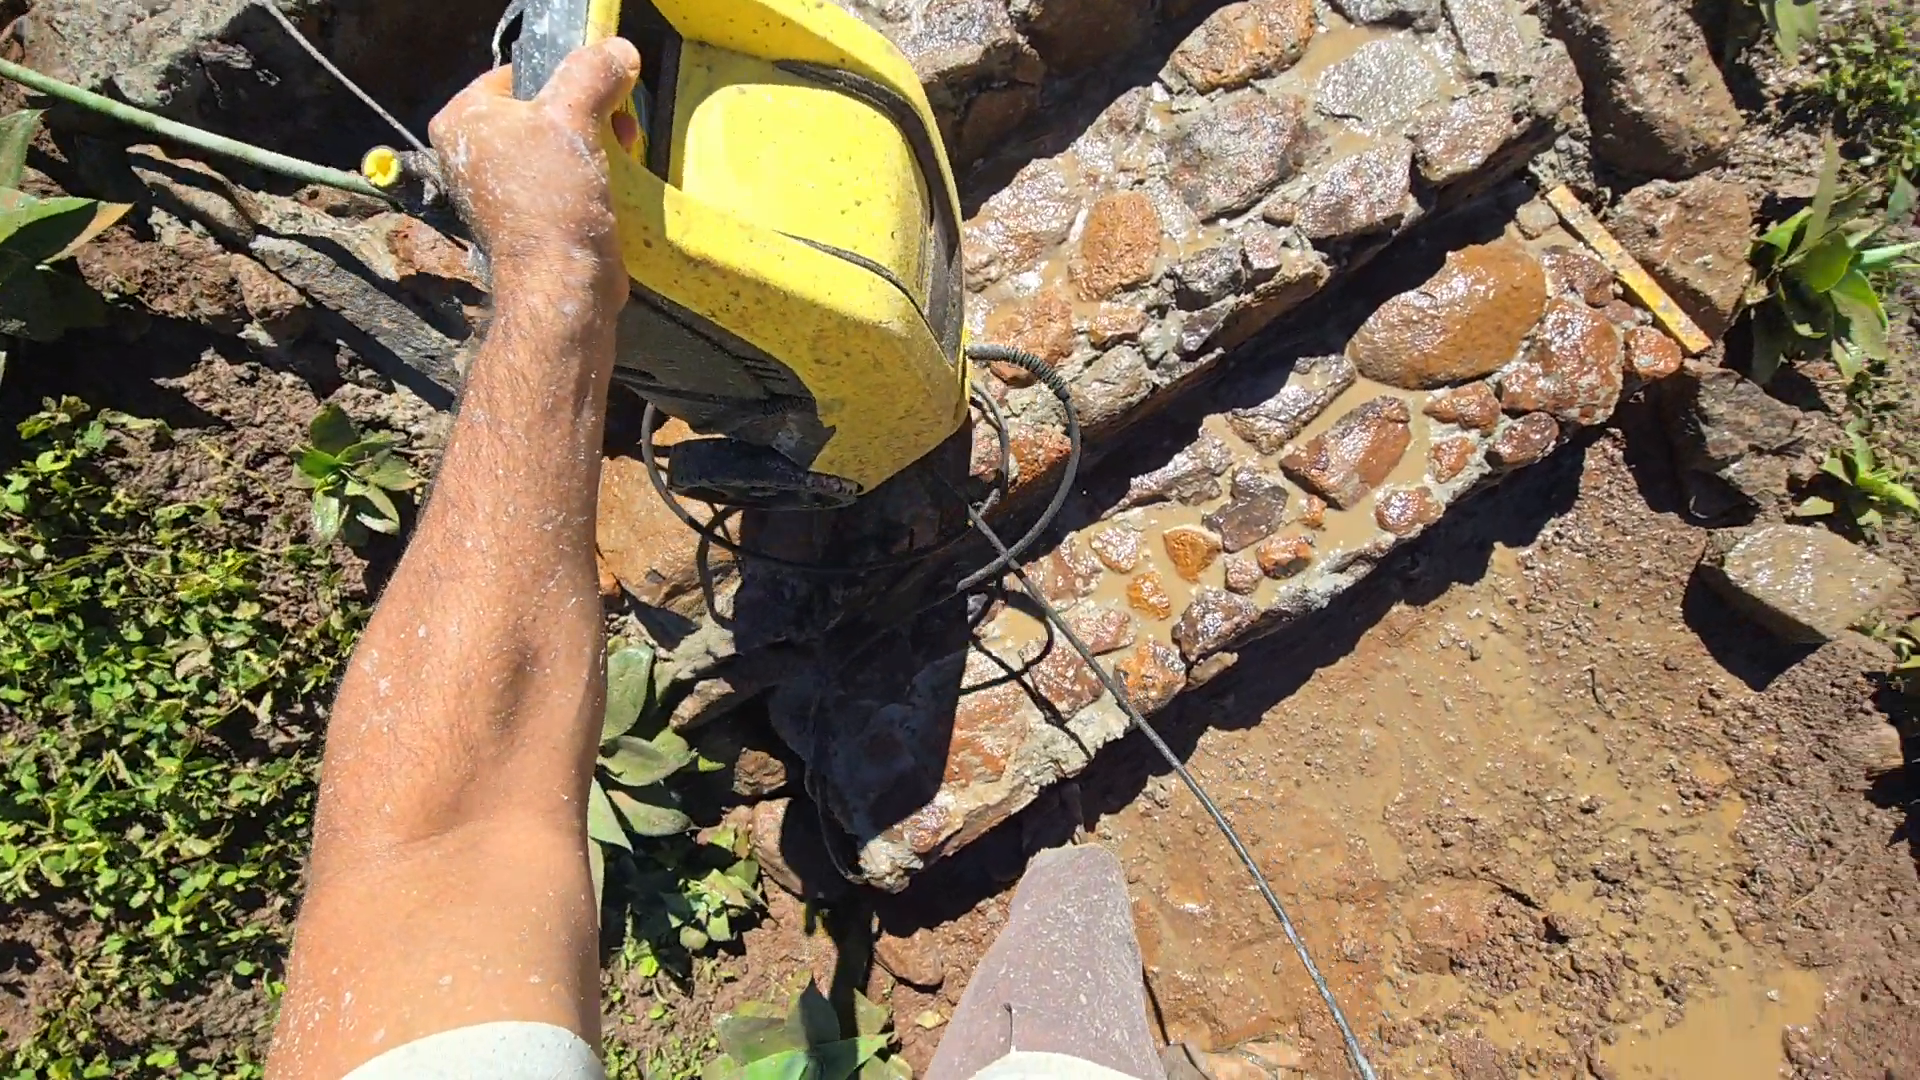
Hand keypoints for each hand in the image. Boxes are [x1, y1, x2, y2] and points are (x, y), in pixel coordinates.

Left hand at [428, 40, 641, 318]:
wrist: (565, 285)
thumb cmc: (554, 201)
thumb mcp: (573, 121)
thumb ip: (593, 76)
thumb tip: (621, 49)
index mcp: (463, 121)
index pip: (517, 76)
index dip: (564, 79)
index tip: (602, 92)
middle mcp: (476, 156)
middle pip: (541, 115)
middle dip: (588, 118)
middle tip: (621, 125)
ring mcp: (504, 194)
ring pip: (557, 153)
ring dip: (595, 151)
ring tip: (624, 154)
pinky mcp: (535, 225)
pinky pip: (566, 188)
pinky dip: (592, 184)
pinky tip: (615, 189)